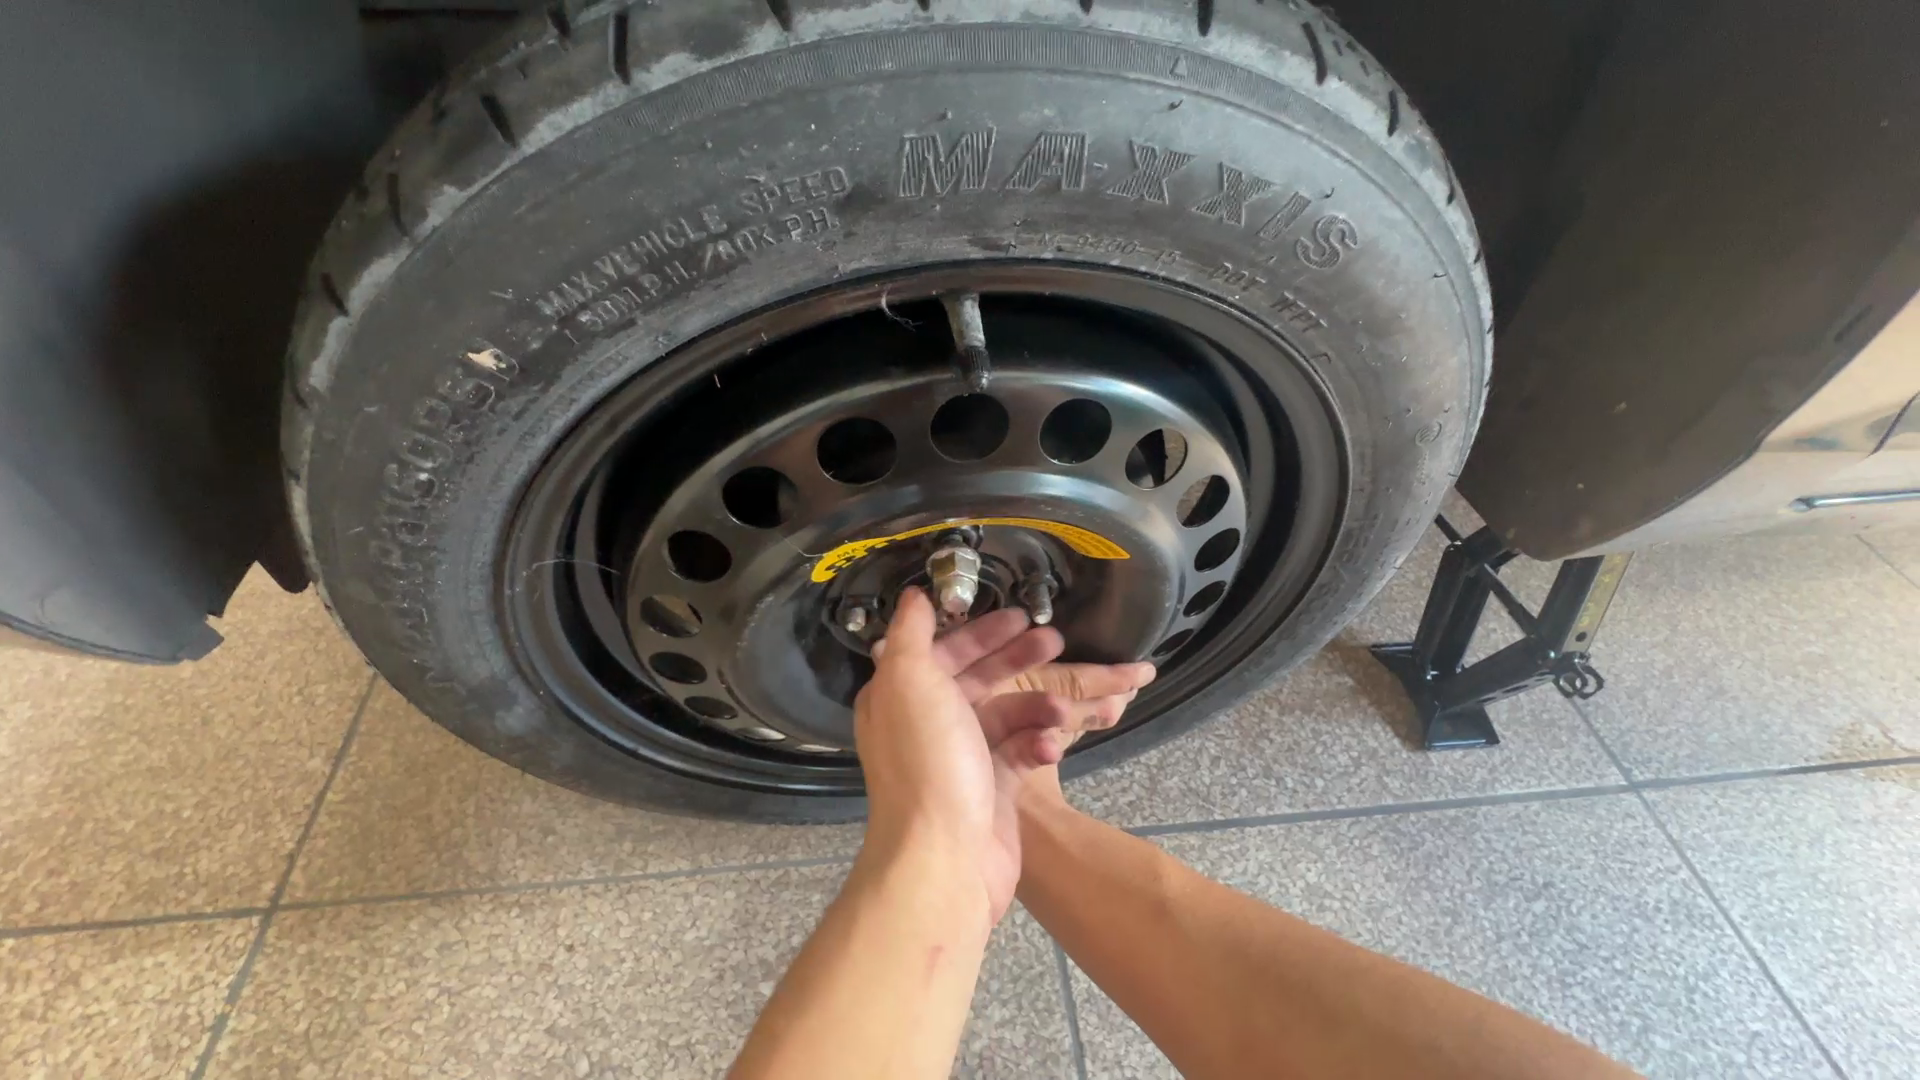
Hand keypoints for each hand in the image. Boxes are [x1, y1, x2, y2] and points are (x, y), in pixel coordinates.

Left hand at [853, 590, 1154, 921]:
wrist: (946, 856)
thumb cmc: (928, 760)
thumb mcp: (910, 680)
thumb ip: (911, 633)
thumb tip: (913, 595)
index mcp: (902, 695)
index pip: (944, 649)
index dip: (981, 630)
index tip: (1021, 616)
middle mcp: (928, 722)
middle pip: (980, 677)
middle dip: (1017, 659)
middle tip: (1055, 641)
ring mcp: (962, 756)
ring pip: (1007, 714)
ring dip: (1036, 707)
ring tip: (1060, 708)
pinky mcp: (992, 787)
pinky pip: (1020, 752)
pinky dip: (1037, 746)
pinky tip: (1049, 747)